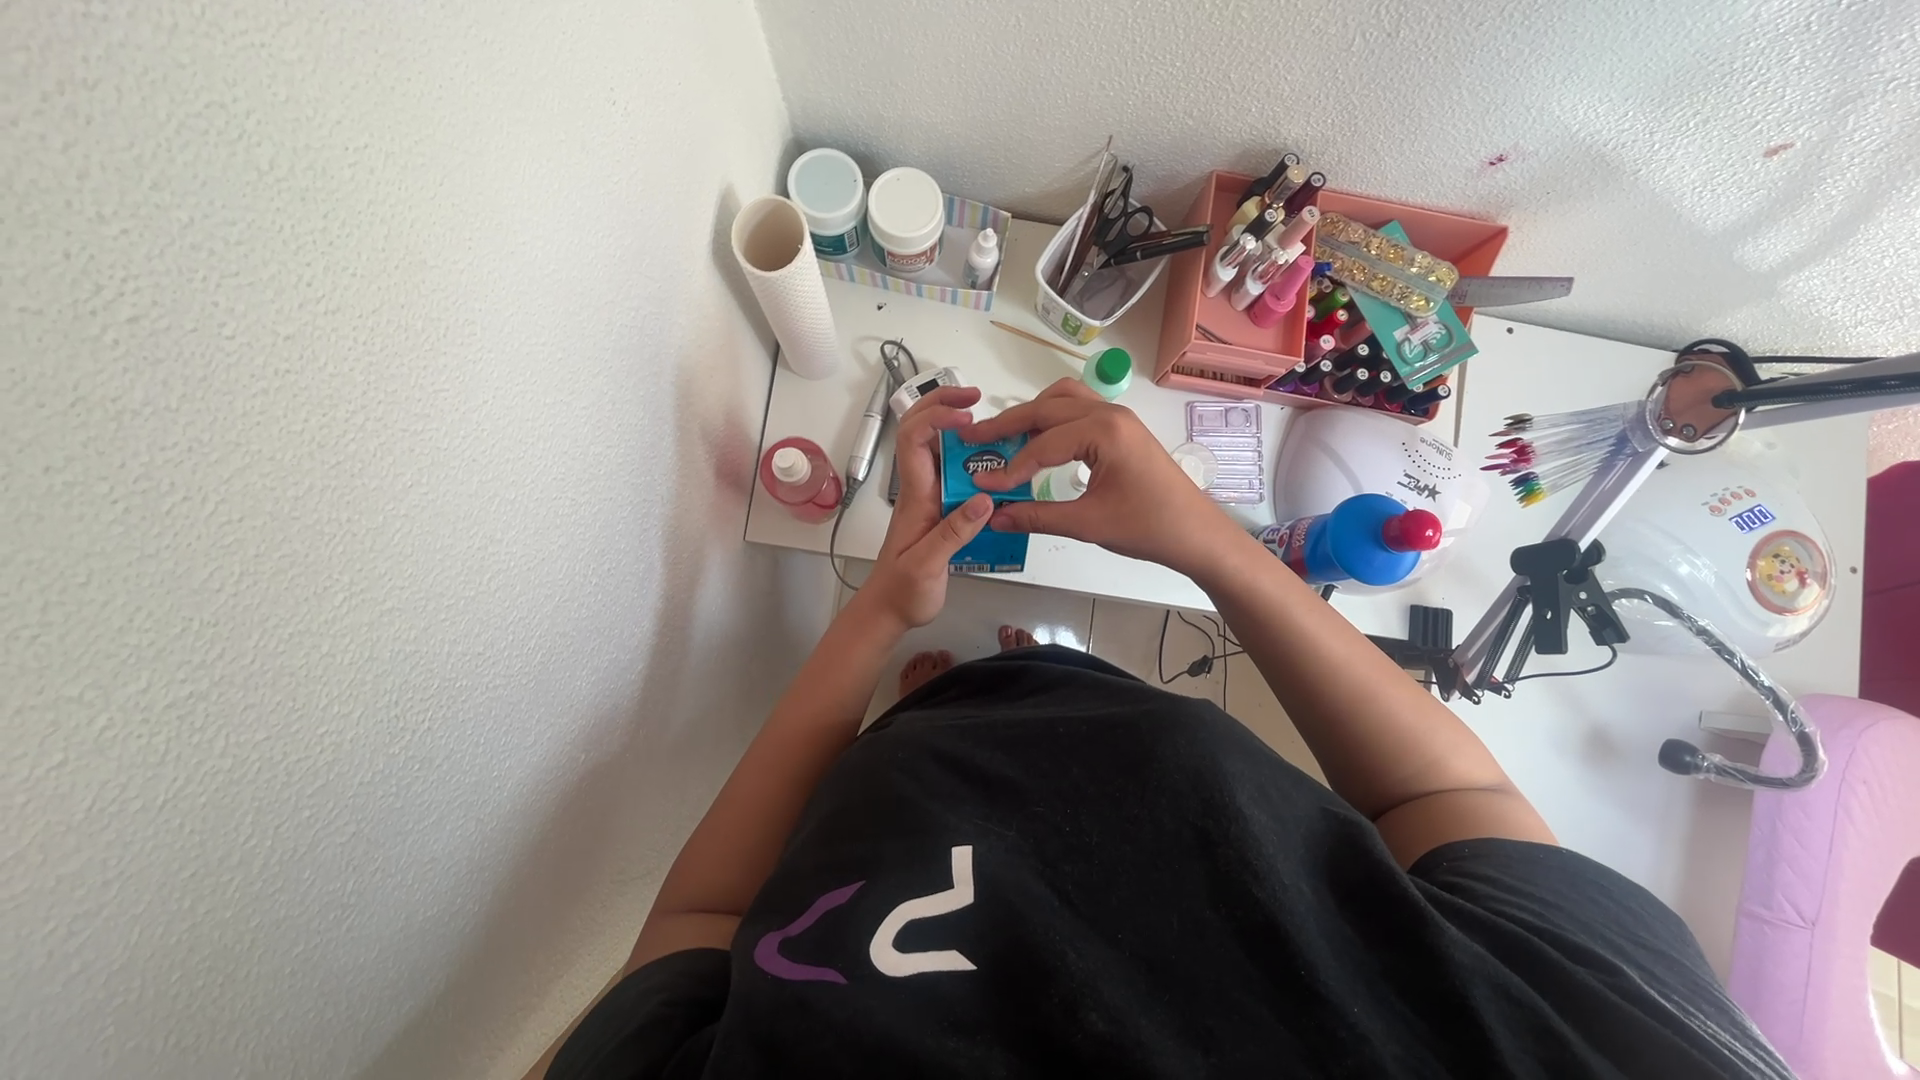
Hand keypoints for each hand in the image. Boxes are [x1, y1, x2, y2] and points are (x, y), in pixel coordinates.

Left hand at [857, 385, 993, 629]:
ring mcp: (929, 499)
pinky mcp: (939, 512)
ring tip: (994, 431)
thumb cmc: (902, 591)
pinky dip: (971, 463)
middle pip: (921, 432)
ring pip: (938, 451)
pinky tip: (995, 470)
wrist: (888, 611)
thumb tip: (985, 500)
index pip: (914, 439)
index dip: (937, 417)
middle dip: (944, 405)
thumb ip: (954, 533)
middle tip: (977, 399)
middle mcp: (920, 490)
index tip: (968, 415)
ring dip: (960, 432)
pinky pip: (953, 476)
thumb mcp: (927, 565)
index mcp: (915, 496)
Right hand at [961, 379, 1243, 576]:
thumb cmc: (1148, 527)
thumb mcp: (1087, 523)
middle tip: (972, 440)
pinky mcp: (1121, 429)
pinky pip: (1078, 411)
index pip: (1042, 443)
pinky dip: (1051, 420)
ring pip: (1062, 401)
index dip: (1009, 466)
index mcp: (1103, 430)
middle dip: (1007, 425)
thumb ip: (1036, 516)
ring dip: (1030, 415)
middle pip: (1045, 409)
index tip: (982, 483)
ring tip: (1001, 438)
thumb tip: (993, 516)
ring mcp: (1117, 417)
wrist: (1196, 533)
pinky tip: (1037, 443)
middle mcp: (1109, 413)